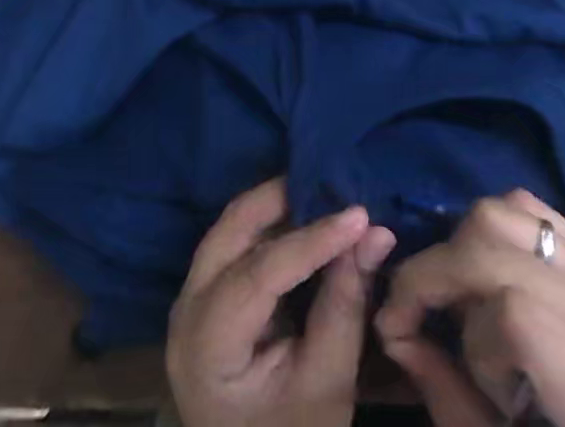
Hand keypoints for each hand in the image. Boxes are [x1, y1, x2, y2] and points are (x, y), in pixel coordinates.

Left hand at [167, 178, 397, 426]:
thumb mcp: (328, 382)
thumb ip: (347, 303)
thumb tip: (378, 233)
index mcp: (207, 346)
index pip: (258, 273)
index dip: (311, 239)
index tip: (359, 215)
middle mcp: (186, 310)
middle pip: (231, 231)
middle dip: (282, 199)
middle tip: (335, 183)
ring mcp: (191, 298)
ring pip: (231, 227)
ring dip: (277, 205)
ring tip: (327, 194)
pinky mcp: (207, 294)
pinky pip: (236, 241)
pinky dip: (272, 222)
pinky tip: (307, 216)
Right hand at [375, 190, 564, 426]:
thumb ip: (448, 397)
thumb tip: (400, 337)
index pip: (510, 308)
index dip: (445, 316)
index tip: (400, 337)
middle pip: (500, 235)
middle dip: (439, 269)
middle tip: (414, 313)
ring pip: (514, 210)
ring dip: (466, 243)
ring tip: (457, 294)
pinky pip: (540, 214)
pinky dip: (498, 228)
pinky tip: (489, 271)